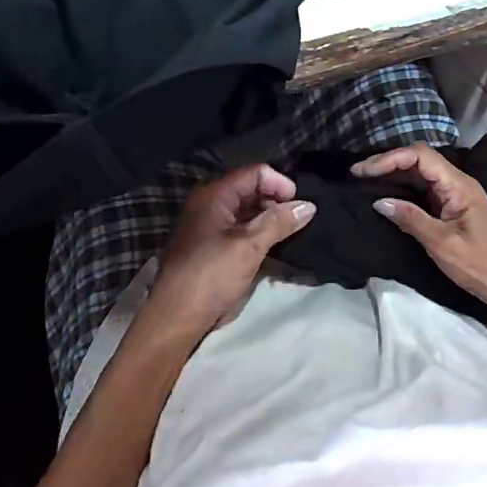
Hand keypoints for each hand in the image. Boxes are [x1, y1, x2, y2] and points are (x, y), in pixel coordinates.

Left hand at [139, 165, 316, 340]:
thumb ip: (278, 222)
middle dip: (275, 200)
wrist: (177, 314)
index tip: (300, 204)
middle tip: (298, 220)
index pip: (254, 173)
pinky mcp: (210, 244)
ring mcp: (208, 224)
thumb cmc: (211, 274)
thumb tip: (309, 205)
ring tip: (290, 232)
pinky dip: (256, 231)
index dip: (280, 183)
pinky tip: (273, 244)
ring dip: (267, 217)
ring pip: (244, 209)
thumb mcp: (249, 246)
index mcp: (213, 194)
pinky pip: (238, 227)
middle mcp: (208, 202)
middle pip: (249, 188)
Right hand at [353, 144, 486, 311]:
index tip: (362, 172)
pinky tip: (387, 196)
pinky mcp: (455, 209)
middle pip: (419, 160)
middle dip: (387, 163)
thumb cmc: (482, 266)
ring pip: (421, 174)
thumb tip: (379, 201)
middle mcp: (458, 183)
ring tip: (365, 182)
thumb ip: (410, 218)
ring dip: (393, 175)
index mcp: (459, 185)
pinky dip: (403, 189)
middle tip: (357, 175)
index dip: (388, 158)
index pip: (419, 156)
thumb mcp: (442, 244)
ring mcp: (457, 195)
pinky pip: (425, 190)